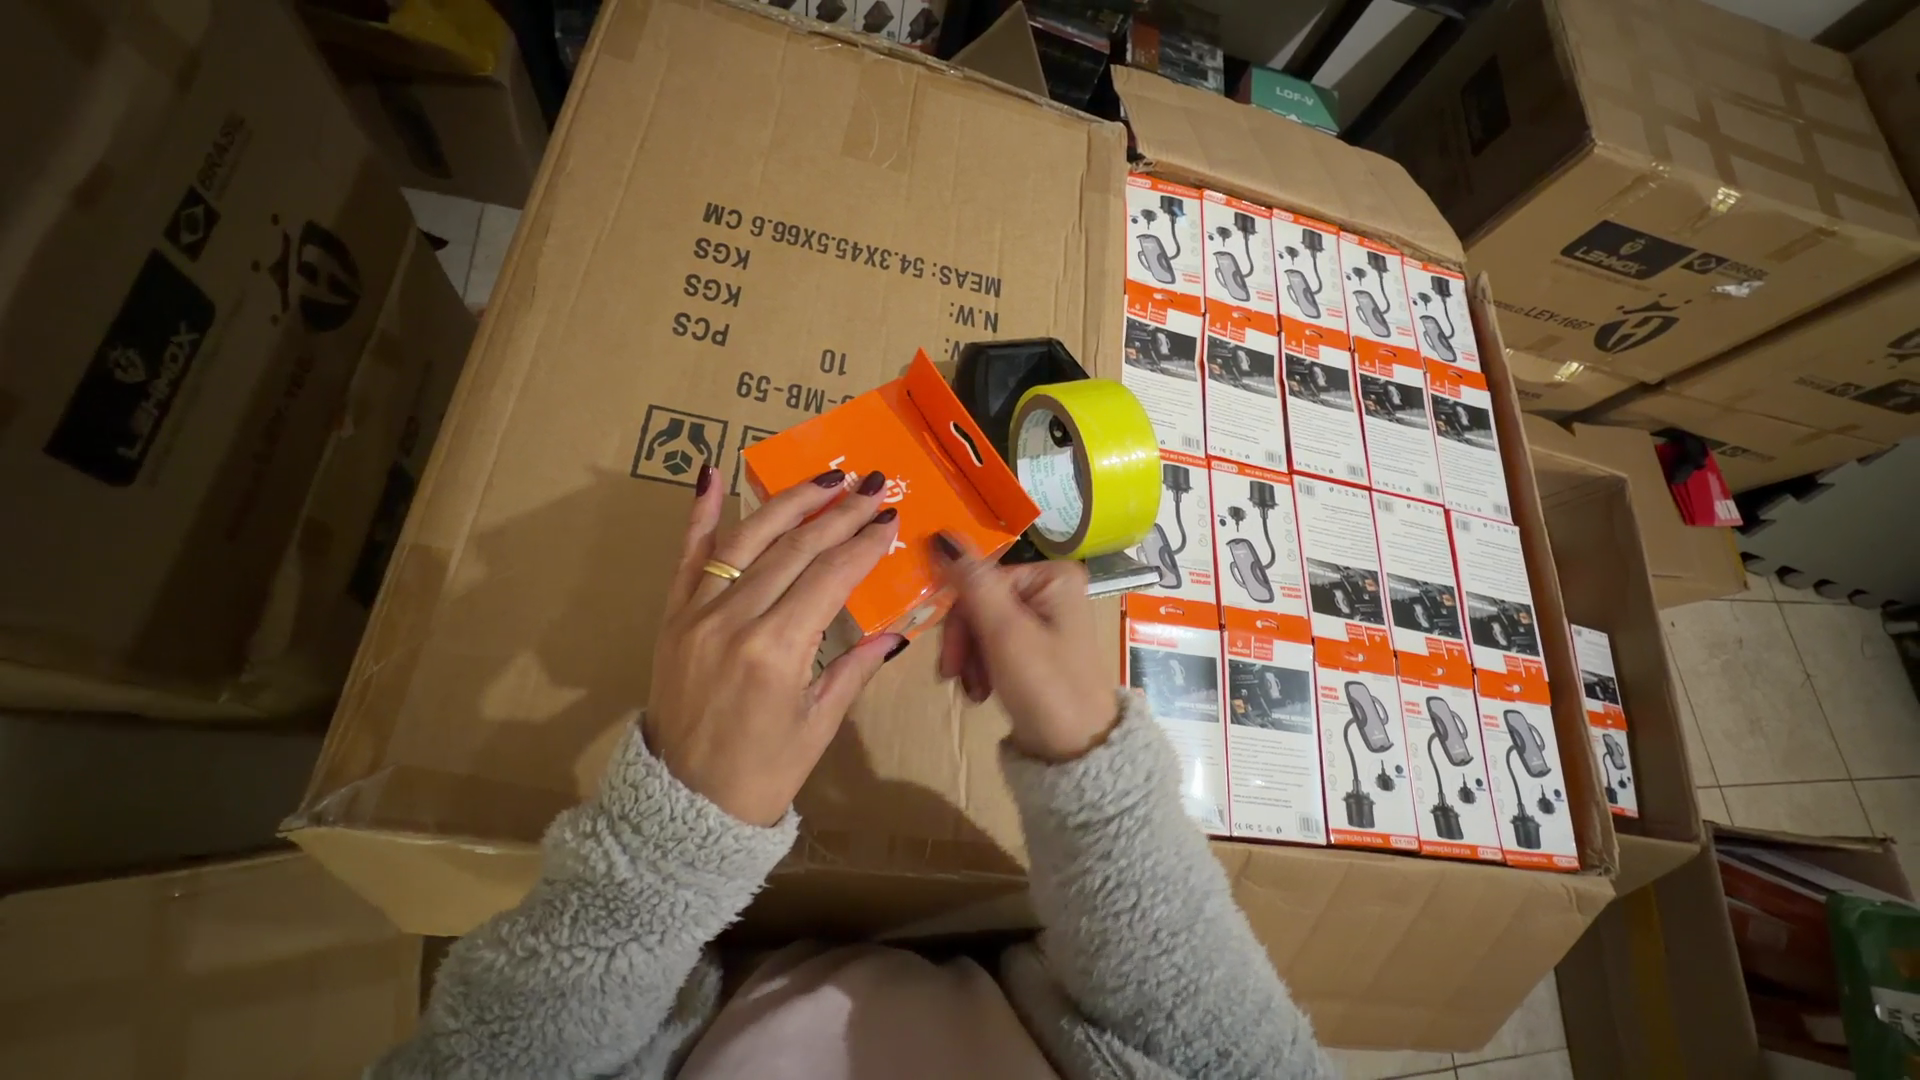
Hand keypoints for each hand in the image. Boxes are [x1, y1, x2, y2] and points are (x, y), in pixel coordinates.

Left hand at [646, 465, 904, 826]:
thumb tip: (894, 633)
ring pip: (746, 539)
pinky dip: (700, 515)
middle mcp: (735, 620)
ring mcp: (697, 613)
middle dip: (838, 512)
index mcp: (777, 651)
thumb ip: (854, 668)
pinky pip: (689, 556)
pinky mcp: (672, 616)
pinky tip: (713, 476)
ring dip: (788, 502)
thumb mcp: (819, 726)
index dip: (863, 544)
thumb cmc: (762, 773)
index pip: (830, 576)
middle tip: (870, 484)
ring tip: (824, 477)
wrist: (683, 806)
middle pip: (795, 548)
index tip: (889, 518)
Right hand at [932, 534, 1118, 762]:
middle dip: (965, 642)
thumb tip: (940, 533)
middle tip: (956, 678)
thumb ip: (971, 582)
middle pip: (981, 602)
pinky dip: (983, 667)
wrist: (1077, 752)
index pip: (981, 580)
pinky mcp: (1038, 647)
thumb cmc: (1045, 687)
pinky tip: (983, 691)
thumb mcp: (1004, 632)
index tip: (950, 659)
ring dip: (970, 658)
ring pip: (983, 625)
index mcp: (1053, 577)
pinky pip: (995, 644)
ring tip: (974, 691)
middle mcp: (1052, 590)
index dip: (959, 618)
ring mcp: (1046, 620)